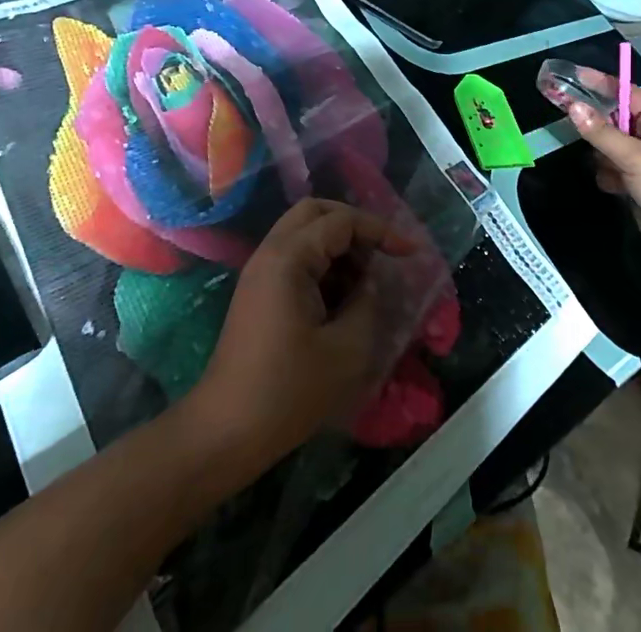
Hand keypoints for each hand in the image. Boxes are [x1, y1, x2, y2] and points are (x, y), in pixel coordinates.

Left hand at [183, 198, 416, 467]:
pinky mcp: (258, 293)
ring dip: (338, 246)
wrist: (228, 427)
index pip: (340, 221)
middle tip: (384, 256)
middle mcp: (269, 254)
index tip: (412, 253)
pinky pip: (294, 259)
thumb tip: (370, 282)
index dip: (381, 230)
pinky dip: (322, 265)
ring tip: (368, 281)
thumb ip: (367, 302)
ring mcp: (259, 273)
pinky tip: (343, 297)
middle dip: (355, 226)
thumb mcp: (347, 349)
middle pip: (314, 213)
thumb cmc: (289, 390)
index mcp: (288, 259)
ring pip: (303, 234)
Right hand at [556, 70, 640, 257]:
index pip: (628, 94)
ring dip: (604, 158)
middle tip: (572, 122)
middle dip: (599, 129)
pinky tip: (617, 188)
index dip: (601, 85)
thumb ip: (601, 133)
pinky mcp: (636, 181)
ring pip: (607, 146)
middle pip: (614, 121)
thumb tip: (572, 107)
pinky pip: (609, 168)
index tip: (572, 76)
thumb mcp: (635, 157)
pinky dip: (609, 176)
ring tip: (614, 172)